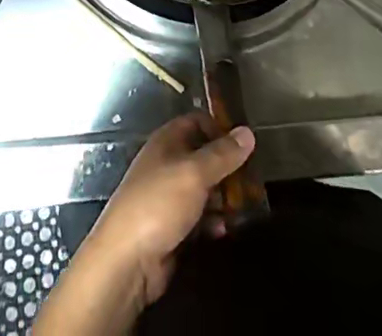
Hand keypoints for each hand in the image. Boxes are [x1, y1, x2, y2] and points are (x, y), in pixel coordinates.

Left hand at [78, 112, 254, 304]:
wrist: (128, 259)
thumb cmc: (159, 204)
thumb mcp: (193, 174)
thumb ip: (221, 155)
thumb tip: (246, 132)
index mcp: (166, 143)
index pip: (196, 122)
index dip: (219, 128)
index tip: (246, 145)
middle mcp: (167, 165)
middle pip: (204, 158)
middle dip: (228, 169)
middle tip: (254, 180)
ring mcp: (169, 197)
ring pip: (204, 190)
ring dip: (224, 198)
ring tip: (247, 207)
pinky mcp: (173, 226)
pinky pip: (200, 218)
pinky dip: (213, 222)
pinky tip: (224, 230)